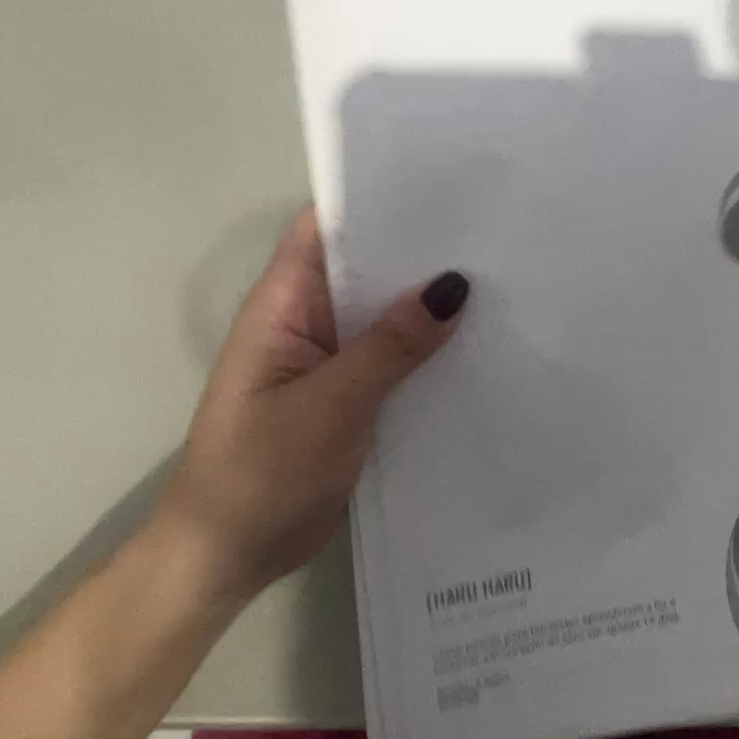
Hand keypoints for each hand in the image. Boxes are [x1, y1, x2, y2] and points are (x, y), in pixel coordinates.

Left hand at [155, 208, 468, 598]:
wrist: (230, 555)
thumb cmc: (260, 472)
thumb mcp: (330, 405)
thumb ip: (390, 347)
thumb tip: (453, 285)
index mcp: (285, 305)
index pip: (328, 228)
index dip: (379, 199)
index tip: (448, 184)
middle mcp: (310, 323)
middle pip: (367, 271)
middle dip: (422, 253)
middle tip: (500, 232)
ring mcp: (333, 364)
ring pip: (386, 320)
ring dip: (431, 308)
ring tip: (509, 282)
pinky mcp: (353, 402)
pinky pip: (396, 365)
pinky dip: (430, 357)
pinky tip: (484, 350)